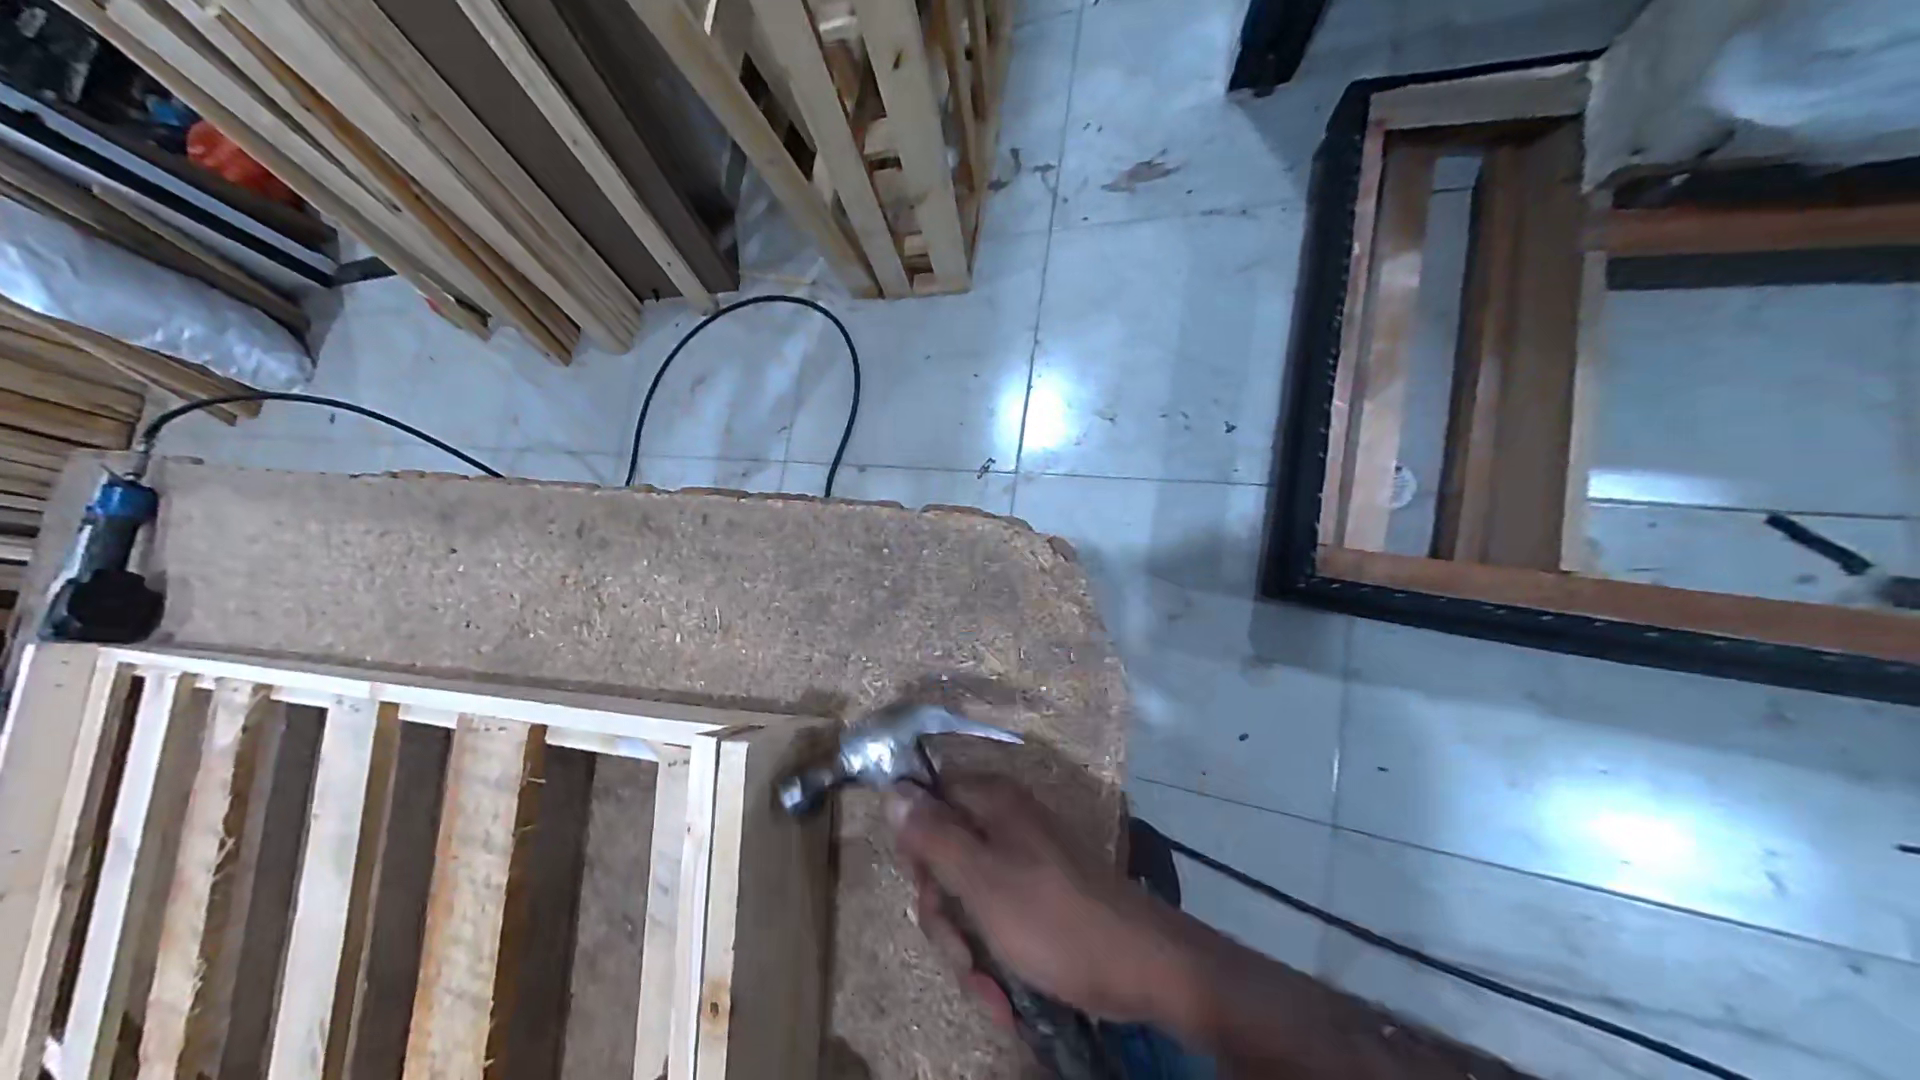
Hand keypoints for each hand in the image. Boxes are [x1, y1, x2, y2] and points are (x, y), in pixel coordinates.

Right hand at [886, 775, 1190, 1028]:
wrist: (1142, 965)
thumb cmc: (1053, 919)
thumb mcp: (980, 879)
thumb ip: (933, 834)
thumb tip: (894, 789)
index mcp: (992, 803)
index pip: (929, 800)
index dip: (917, 844)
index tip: (924, 886)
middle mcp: (1006, 822)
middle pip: (944, 854)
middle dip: (943, 913)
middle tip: (958, 950)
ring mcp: (1024, 859)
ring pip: (966, 895)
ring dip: (966, 947)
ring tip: (987, 986)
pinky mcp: (1038, 896)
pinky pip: (995, 918)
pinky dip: (992, 955)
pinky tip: (1003, 993)